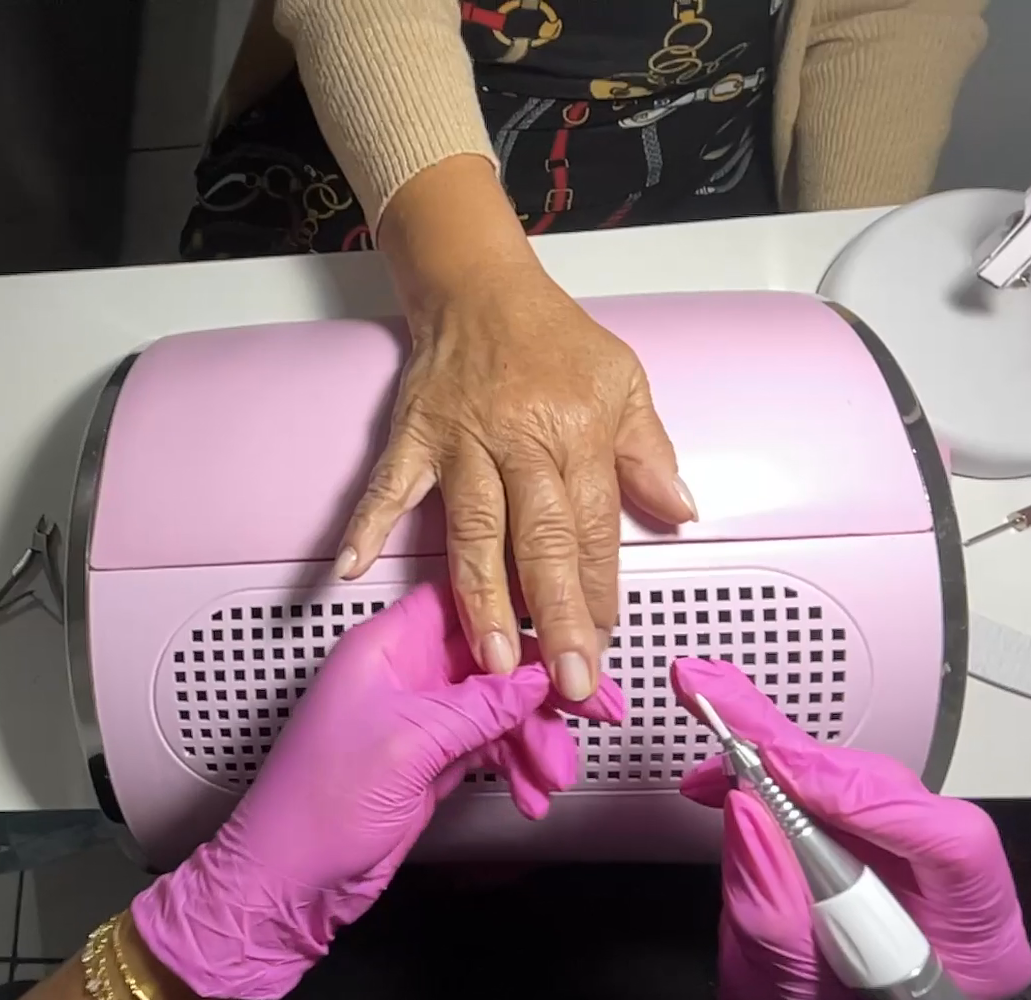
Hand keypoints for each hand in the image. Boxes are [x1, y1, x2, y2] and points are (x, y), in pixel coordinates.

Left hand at [133, 580, 622, 999]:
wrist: (291, 882)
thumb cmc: (317, 806)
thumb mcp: (409, 744)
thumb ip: (478, 707)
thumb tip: (533, 679)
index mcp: (385, 648)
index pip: (460, 603)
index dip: (513, 612)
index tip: (564, 630)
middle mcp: (404, 674)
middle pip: (490, 659)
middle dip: (543, 688)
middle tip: (594, 707)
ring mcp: (419, 717)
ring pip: (496, 707)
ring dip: (533, 739)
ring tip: (553, 774)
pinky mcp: (430, 755)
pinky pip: (487, 746)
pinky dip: (514, 767)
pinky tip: (530, 793)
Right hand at [335, 157, 695, 703]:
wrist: (481, 289)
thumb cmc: (556, 340)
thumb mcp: (624, 381)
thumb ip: (650, 452)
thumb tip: (681, 513)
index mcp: (577, 432)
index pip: (594, 527)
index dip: (599, 590)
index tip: (601, 645)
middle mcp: (520, 442)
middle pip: (541, 539)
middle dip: (555, 613)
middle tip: (562, 678)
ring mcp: (461, 442)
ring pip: (473, 529)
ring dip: (481, 595)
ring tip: (489, 656)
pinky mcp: (413, 436)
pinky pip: (388, 485)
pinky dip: (368, 523)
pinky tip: (349, 568)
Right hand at [672, 659, 1030, 999]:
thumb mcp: (781, 987)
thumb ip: (769, 906)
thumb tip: (749, 812)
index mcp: (966, 940)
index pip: (948, 843)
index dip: (864, 796)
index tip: (782, 770)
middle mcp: (944, 886)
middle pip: (889, 791)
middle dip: (797, 761)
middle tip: (725, 718)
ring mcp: (901, 853)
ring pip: (846, 775)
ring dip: (770, 756)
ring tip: (713, 760)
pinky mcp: (857, 831)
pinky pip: (815, 780)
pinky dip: (761, 767)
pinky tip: (723, 775)